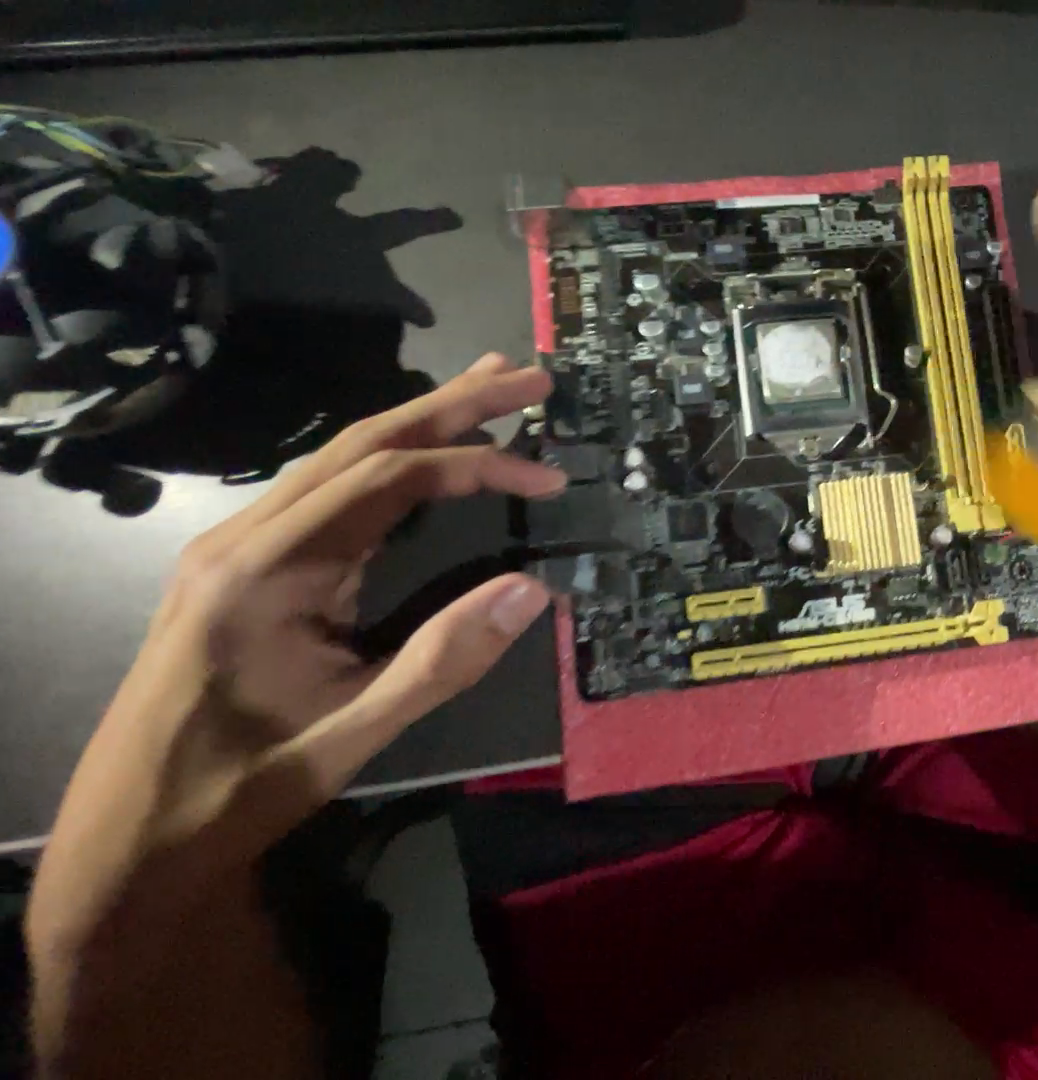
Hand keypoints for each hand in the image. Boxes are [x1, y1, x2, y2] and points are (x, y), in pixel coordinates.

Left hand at [29, 354, 563, 954]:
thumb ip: (445, 658)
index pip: (388, 480)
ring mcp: (240, 547)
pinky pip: (330, 490)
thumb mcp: (357, 731)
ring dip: (420, 420)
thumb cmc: (245, 783)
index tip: (552, 477)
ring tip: (488, 390)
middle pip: (360, 444)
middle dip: (451, 404)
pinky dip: (392, 458)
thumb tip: (535, 589)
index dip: (479, 465)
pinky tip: (426, 453)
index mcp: (266, 570)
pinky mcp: (249, 564)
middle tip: (528, 377)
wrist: (133, 836)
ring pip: (340, 459)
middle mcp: (246, 538)